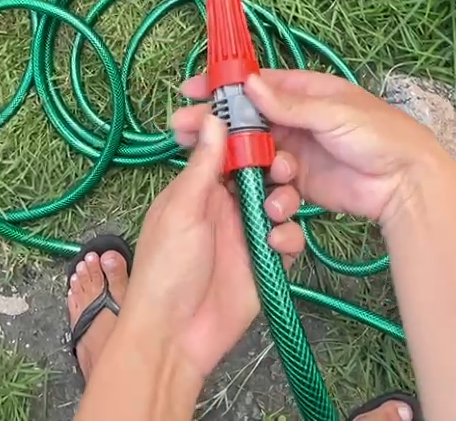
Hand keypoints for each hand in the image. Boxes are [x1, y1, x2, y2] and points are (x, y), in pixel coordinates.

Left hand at [120, 113, 304, 381]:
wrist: (175, 337)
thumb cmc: (166, 268)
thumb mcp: (182, 210)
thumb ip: (203, 166)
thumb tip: (213, 118)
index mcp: (201, 187)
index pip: (231, 150)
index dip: (251, 137)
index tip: (271, 124)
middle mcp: (227, 205)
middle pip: (263, 173)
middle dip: (278, 168)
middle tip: (282, 170)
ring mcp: (247, 233)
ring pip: (281, 202)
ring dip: (285, 201)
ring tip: (275, 212)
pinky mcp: (265, 262)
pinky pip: (288, 240)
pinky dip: (289, 237)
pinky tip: (275, 244)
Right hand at [174, 69, 455, 227]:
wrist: (407, 183)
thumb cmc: (377, 134)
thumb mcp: (333, 112)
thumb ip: (290, 104)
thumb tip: (249, 85)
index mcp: (303, 90)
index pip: (255, 83)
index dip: (223, 85)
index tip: (191, 88)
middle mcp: (295, 118)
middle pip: (246, 119)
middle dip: (215, 123)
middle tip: (179, 128)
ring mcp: (295, 151)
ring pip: (253, 151)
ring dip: (231, 156)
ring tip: (205, 163)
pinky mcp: (299, 183)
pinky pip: (270, 182)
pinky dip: (260, 187)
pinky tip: (253, 193)